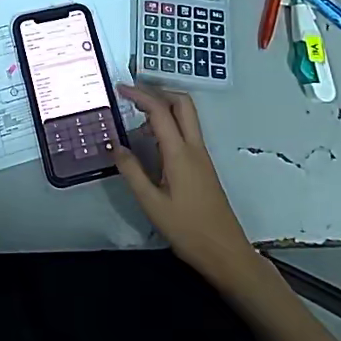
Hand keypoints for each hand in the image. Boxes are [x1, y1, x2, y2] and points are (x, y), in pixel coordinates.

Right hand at [113, 84, 261, 286]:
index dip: (139, 95)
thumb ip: (132, 172)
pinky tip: (151, 144)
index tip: (120, 89)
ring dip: (163, 109)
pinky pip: (185, 133)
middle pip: (182, 103)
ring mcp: (201, 155)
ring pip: (186, 116)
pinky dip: (168, 126)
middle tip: (133, 97)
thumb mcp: (152, 204)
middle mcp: (194, 147)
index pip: (160, 110)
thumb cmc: (187, 229)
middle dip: (157, 92)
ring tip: (136, 123)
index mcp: (180, 153)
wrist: (224, 251)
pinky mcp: (202, 165)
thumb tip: (115, 145)